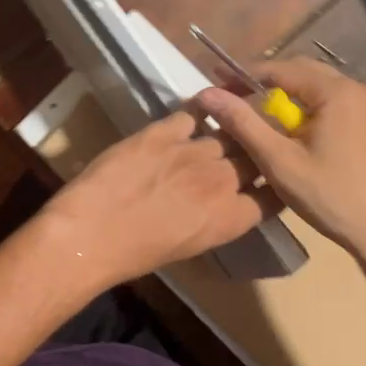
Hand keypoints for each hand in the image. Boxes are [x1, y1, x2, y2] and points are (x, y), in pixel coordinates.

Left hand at [37, 109, 271, 287]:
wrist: (92, 232)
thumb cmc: (135, 255)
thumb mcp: (188, 245)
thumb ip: (213, 219)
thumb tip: (216, 203)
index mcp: (230, 219)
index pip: (273, 195)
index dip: (273, 184)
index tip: (267, 179)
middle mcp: (221, 181)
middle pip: (253, 158)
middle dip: (251, 154)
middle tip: (243, 150)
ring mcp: (194, 151)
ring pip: (224, 133)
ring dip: (224, 134)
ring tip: (220, 128)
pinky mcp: (163, 131)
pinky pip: (192, 113)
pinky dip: (196, 112)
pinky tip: (195, 111)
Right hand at [197, 59, 365, 286]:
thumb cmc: (334, 199)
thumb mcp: (280, 162)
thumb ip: (243, 123)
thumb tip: (208, 94)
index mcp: (337, 92)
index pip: (281, 69)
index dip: (245, 74)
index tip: (217, 82)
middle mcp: (360, 90)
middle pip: (303, 73)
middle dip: (267, 83)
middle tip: (236, 98)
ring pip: (321, 89)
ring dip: (290, 97)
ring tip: (262, 117)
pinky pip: (337, 104)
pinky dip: (312, 110)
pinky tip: (298, 134)